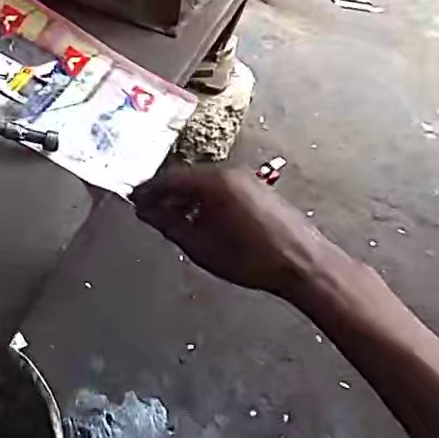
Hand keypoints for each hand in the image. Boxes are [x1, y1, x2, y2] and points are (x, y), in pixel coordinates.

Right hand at [131, 163, 342, 297]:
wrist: (304, 264)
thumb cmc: (251, 257)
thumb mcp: (201, 246)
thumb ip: (170, 226)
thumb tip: (147, 214)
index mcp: (213, 181)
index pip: (170, 179)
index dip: (149, 191)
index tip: (134, 201)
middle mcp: (229, 173)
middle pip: (187, 178)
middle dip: (166, 195)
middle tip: (148, 212)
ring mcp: (247, 180)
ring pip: (205, 184)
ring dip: (185, 199)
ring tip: (172, 220)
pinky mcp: (258, 191)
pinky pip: (221, 189)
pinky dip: (204, 201)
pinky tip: (200, 221)